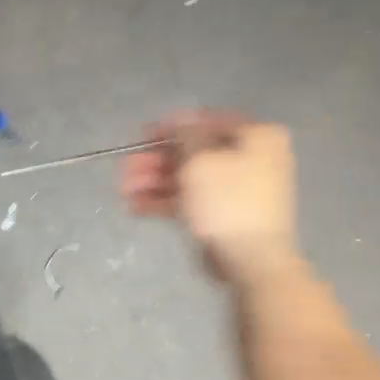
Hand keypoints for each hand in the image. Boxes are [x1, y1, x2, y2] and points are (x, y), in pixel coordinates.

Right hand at [120, 110, 300, 283]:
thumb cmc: (229, 202)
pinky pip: (191, 202)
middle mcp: (249, 159)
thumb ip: (186, 136)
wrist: (252, 260)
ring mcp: (235, 191)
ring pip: (189, 180)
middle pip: (195, 154)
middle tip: (126, 168)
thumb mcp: (202, 160)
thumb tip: (180, 119)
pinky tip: (136, 206)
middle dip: (156, 162)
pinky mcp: (222, 217)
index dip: (172, 128)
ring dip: (155, 183)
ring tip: (123, 191)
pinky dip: (165, 202)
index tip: (143, 135)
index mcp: (255, 136)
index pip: (208, 123)